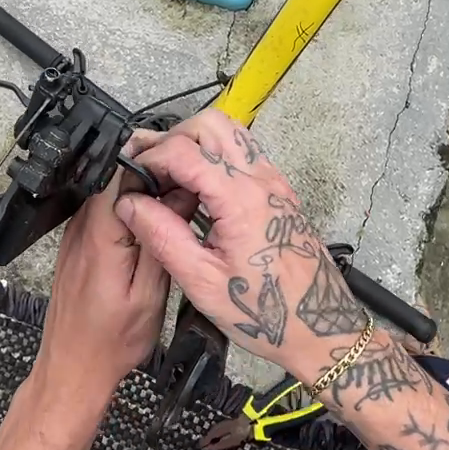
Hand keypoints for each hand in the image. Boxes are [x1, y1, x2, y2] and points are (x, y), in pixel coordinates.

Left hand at [33, 172, 173, 404]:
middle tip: (185, 190)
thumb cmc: (111, 342)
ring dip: (141, 196)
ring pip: (111, 194)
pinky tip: (148, 231)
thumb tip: (180, 195)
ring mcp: (74, 233)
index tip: (183, 170)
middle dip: (152, 178)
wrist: (72, 369)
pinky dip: (127, 214)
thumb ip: (162, 241)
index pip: (123, 173)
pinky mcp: (76, 243)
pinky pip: (103, 213)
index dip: (156, 165)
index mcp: (99, 234)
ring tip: (172, 208)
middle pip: (117, 179)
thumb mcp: (150, 296)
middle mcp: (80, 226)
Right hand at [113, 110, 371, 385]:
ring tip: (171, 176)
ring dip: (194, 141)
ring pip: (229, 129)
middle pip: (209, 123)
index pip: (183, 151)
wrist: (319, 326)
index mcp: (241, 200)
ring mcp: (273, 180)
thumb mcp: (202, 282)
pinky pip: (242, 150)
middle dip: (172, 138)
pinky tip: (197, 189)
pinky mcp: (277, 188)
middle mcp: (261, 179)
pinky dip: (213, 154)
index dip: (149, 158)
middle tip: (150, 169)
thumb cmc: (266, 312)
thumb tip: (130, 204)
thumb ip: (162, 236)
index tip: (131, 176)